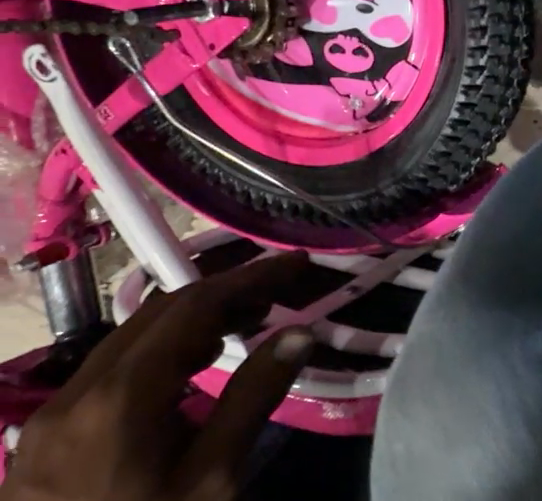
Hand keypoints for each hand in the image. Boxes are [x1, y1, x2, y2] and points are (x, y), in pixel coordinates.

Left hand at [0, 253, 313, 500]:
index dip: (252, 276)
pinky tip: (192, 368)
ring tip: (247, 323)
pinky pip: (110, 369)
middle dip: (224, 291)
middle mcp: (77, 393)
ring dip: (193, 319)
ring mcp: (51, 417)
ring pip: (130, 338)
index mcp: (120, 396)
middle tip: (282, 291)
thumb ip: (254, 397)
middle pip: (157, 314)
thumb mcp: (213, 477)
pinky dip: (163, 349)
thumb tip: (299, 332)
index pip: (194, 306)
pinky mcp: (43, 439)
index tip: (300, 264)